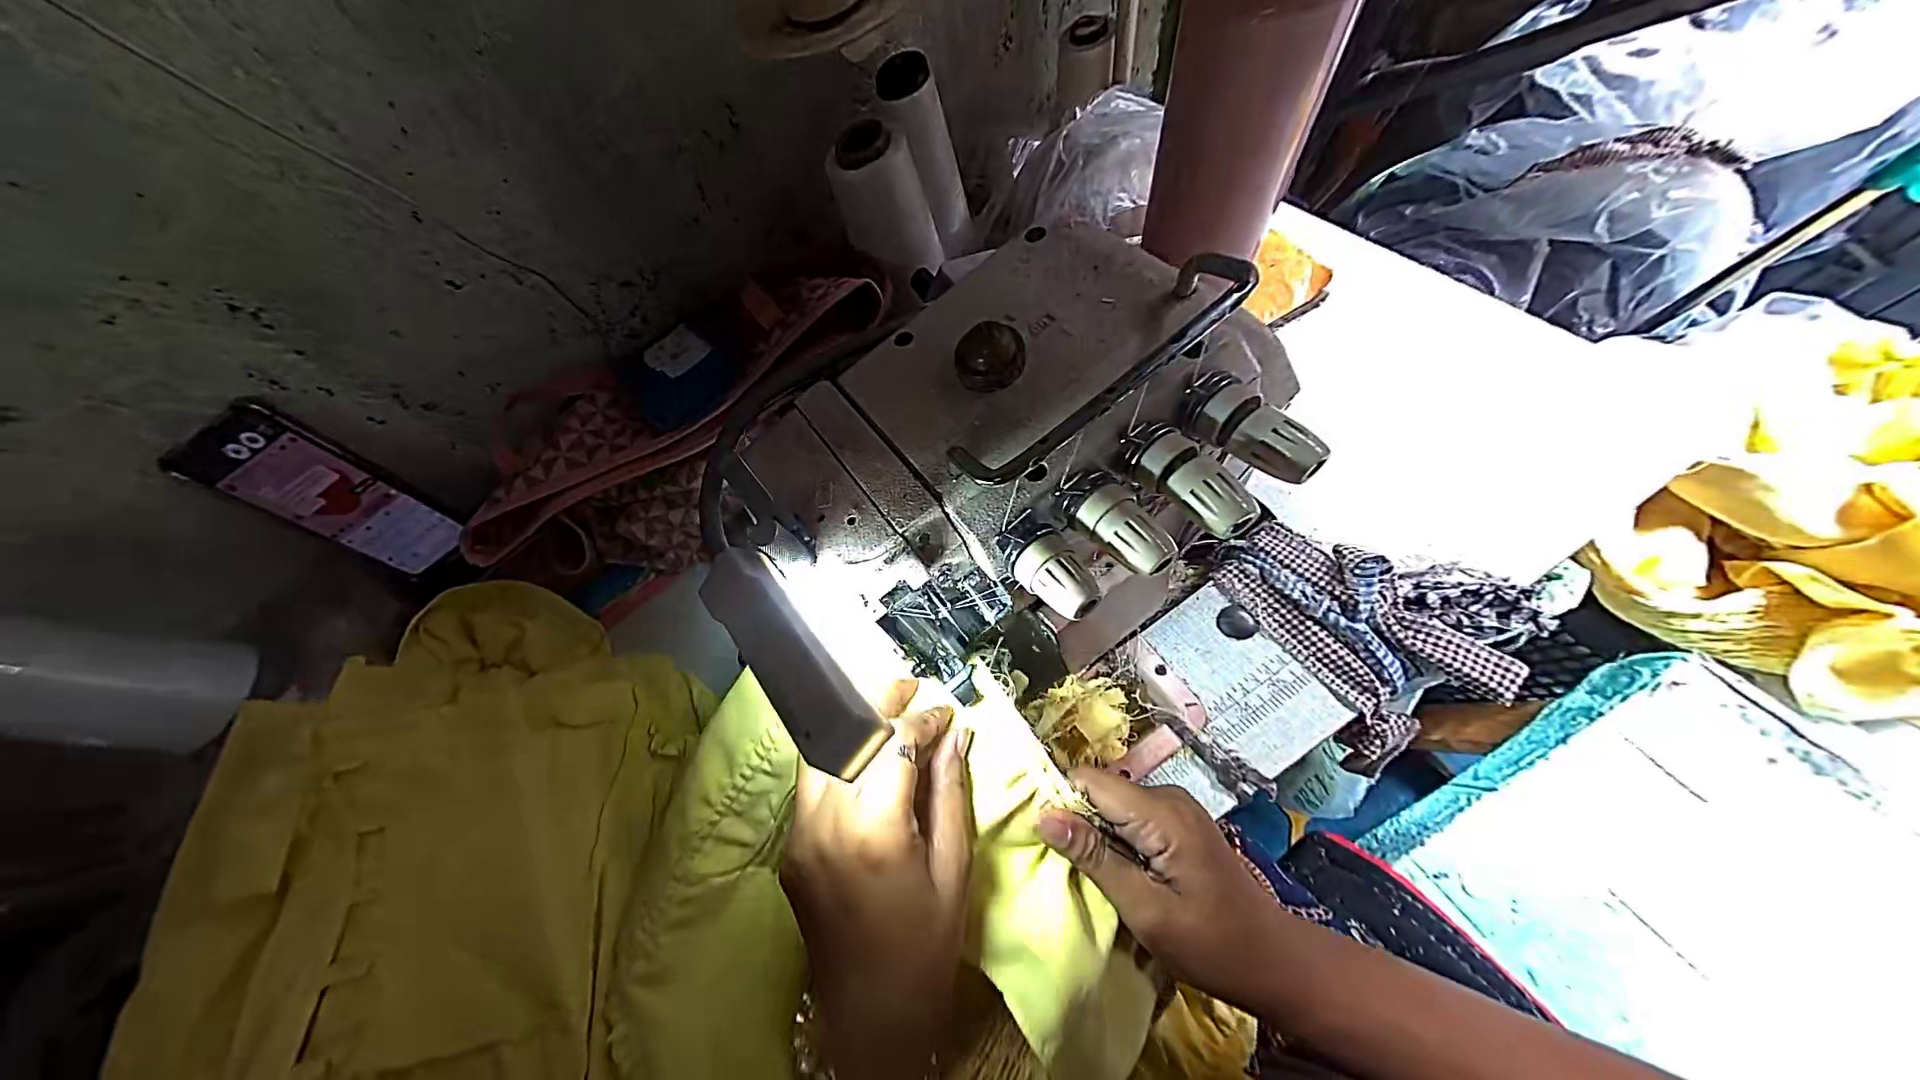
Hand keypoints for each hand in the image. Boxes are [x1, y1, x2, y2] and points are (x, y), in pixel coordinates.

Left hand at [781, 679, 974, 1079]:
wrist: (870, 1014)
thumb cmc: (926, 944)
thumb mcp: (953, 868)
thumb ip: (950, 793)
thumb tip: (956, 736)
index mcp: (873, 830)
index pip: (893, 745)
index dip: (923, 720)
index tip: (947, 712)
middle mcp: (825, 823)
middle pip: (845, 738)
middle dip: (878, 705)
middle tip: (908, 687)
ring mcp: (799, 836)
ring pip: (820, 755)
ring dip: (854, 728)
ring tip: (887, 713)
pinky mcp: (791, 848)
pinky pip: (814, 785)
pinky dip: (841, 760)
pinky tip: (867, 758)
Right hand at [1036, 768, 1284, 1012]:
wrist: (1276, 960)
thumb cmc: (1212, 944)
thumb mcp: (1146, 910)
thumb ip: (1095, 859)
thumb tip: (1045, 817)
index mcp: (1161, 813)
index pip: (1090, 780)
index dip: (1062, 803)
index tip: (1044, 838)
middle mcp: (1168, 797)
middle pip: (1101, 791)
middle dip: (1079, 822)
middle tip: (1071, 868)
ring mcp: (1177, 808)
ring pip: (1114, 804)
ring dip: (1098, 835)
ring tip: (1096, 875)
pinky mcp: (1179, 822)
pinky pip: (1132, 817)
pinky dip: (1118, 841)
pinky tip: (1122, 874)